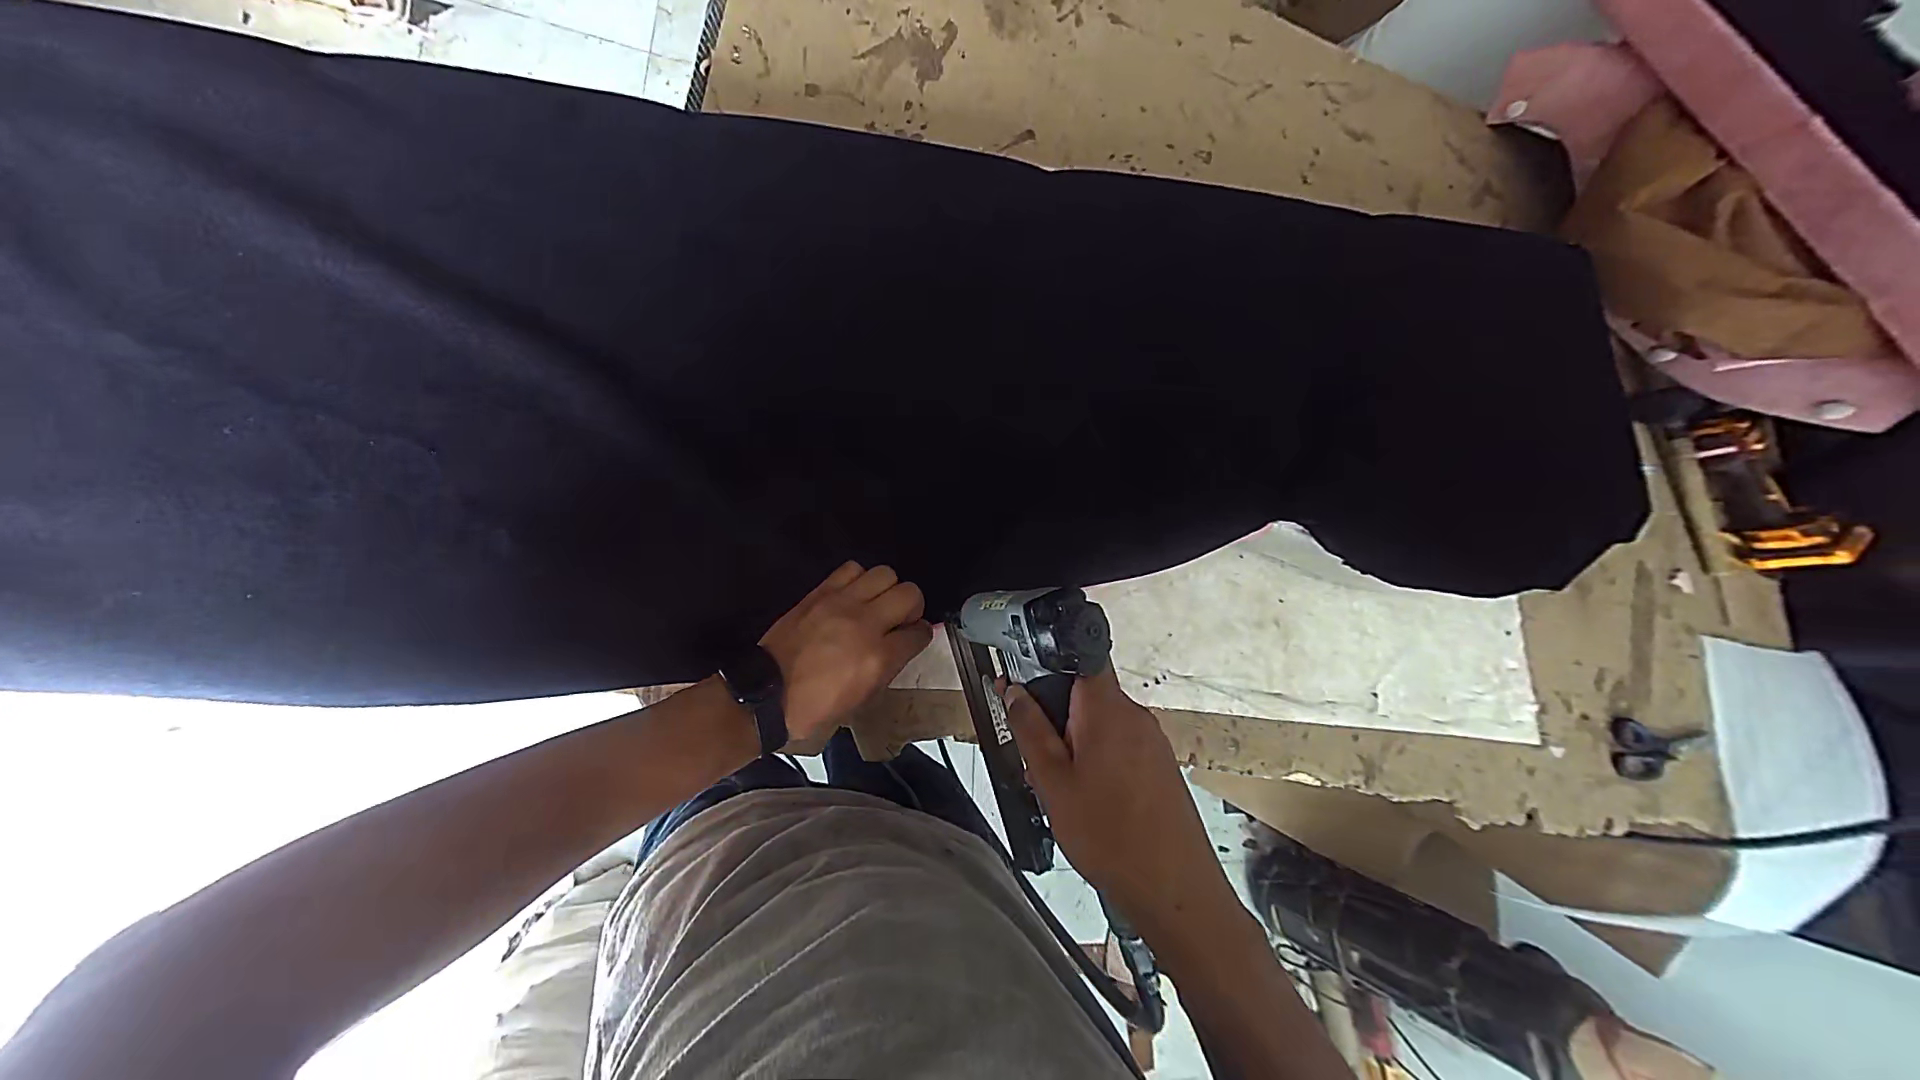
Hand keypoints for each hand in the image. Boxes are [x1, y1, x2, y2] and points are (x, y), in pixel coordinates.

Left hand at [759, 561, 932, 743]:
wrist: (767, 694)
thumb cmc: (816, 707)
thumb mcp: (862, 698)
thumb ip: (888, 667)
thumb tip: (901, 646)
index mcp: (878, 658)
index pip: (919, 633)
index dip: (920, 636)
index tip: (912, 638)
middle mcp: (865, 624)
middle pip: (910, 594)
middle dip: (912, 607)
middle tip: (899, 619)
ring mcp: (841, 604)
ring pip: (885, 574)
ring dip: (887, 589)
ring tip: (876, 604)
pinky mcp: (820, 593)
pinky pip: (851, 569)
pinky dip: (859, 579)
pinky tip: (853, 595)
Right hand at [1000, 667, 1238, 937]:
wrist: (1173, 889)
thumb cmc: (1110, 836)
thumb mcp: (1052, 782)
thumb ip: (1030, 730)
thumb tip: (1015, 692)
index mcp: (1108, 710)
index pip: (1081, 657)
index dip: (1049, 663)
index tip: (1024, 686)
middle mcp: (1136, 717)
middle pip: (1087, 694)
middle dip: (1057, 716)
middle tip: (1037, 756)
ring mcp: (1153, 742)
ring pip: (1102, 723)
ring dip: (1076, 742)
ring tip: (1062, 786)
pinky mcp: (1161, 766)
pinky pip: (1120, 745)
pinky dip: (1098, 759)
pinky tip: (1089, 798)